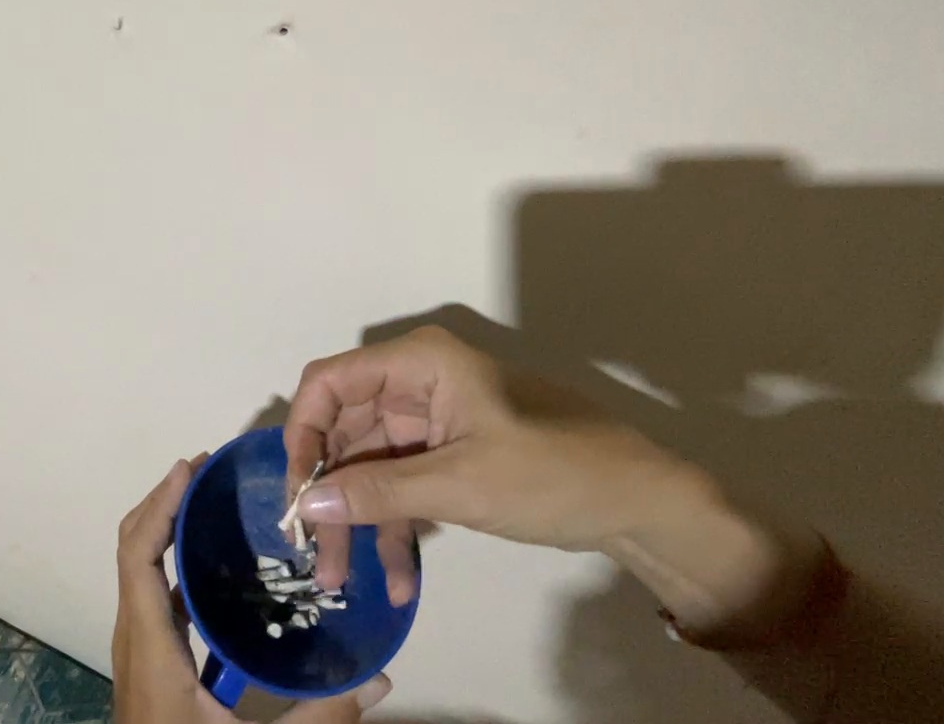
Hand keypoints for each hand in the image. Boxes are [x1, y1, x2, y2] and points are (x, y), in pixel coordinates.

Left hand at [114, 457, 393, 723]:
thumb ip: (321, 717)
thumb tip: (380, 678)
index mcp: (150, 646)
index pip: (138, 554)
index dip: (159, 504)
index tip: (189, 468)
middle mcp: (134, 634)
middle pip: (134, 547)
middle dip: (165, 500)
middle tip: (209, 470)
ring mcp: (139, 645)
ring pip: (140, 566)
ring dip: (167, 525)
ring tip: (213, 501)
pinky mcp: (149, 657)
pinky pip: (154, 590)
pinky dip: (175, 559)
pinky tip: (216, 562)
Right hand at [284, 325, 705, 602]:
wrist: (646, 506)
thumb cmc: (555, 474)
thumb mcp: (461, 484)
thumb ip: (378, 491)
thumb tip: (305, 504)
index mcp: (418, 363)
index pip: (330, 382)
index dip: (303, 431)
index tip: (297, 491)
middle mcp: (414, 383)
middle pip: (344, 430)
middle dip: (330, 493)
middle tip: (315, 554)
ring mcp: (429, 419)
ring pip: (367, 465)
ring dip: (357, 521)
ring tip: (344, 581)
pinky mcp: (444, 453)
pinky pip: (400, 485)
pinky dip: (395, 527)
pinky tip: (398, 580)